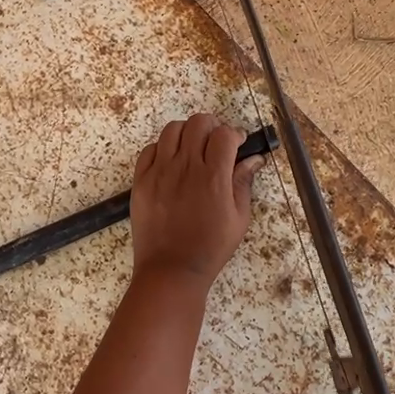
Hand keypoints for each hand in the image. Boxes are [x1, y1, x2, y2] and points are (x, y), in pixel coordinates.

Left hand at [130, 114, 265, 292]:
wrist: (171, 270)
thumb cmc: (210, 248)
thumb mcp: (238, 219)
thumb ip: (244, 183)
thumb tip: (253, 158)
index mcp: (213, 177)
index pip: (224, 135)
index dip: (234, 133)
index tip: (238, 142)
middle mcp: (186, 167)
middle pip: (198, 123)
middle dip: (212, 126)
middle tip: (216, 141)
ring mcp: (160, 171)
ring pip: (172, 129)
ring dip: (187, 132)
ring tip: (192, 147)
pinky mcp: (141, 180)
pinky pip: (150, 149)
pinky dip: (163, 148)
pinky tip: (171, 161)